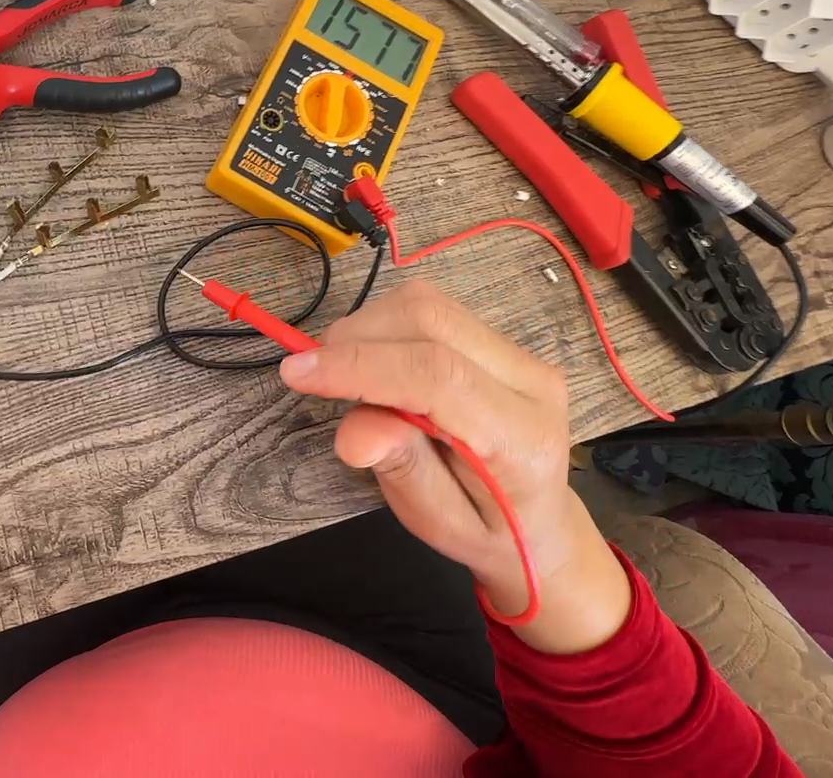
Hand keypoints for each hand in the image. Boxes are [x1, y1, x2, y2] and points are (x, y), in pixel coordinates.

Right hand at [280, 279, 630, 652]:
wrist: (536, 520)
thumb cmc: (484, 528)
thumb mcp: (438, 522)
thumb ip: (403, 470)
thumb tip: (353, 432)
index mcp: (523, 437)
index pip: (437, 376)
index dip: (360, 366)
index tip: (296, 372)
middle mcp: (529, 379)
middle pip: (429, 321)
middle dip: (356, 338)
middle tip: (316, 374)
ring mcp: (516, 351)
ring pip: (423, 304)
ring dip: (365, 328)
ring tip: (345, 373)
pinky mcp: (494, 337)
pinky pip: (426, 308)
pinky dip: (381, 325)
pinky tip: (372, 361)